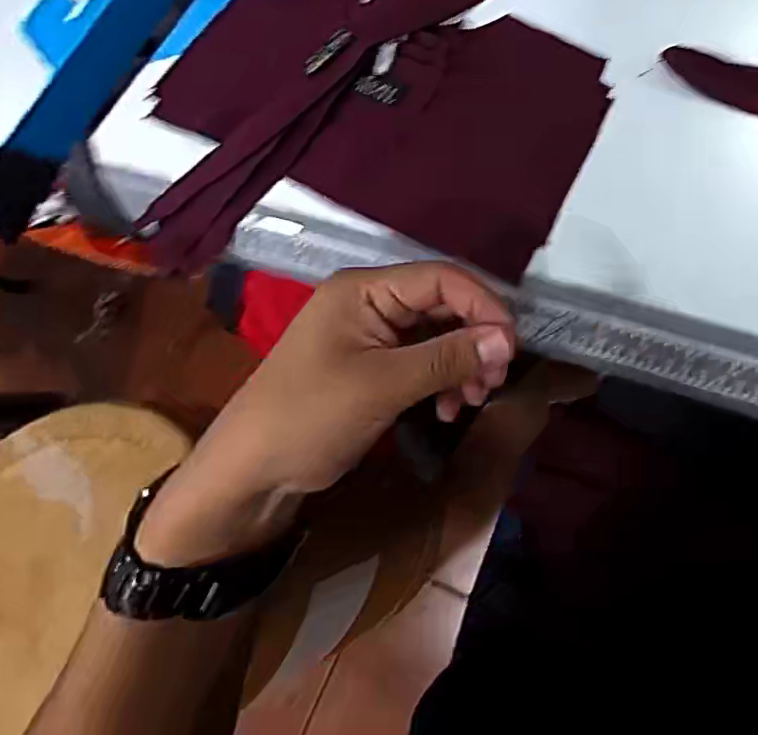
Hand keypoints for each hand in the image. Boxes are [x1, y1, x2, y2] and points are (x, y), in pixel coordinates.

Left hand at [138, 262, 515, 565]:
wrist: (246, 479)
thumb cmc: (308, 419)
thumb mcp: (383, 386)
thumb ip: (448, 358)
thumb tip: (507, 341)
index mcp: (365, 290)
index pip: (442, 279)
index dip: (483, 305)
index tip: (511, 345)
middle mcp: (372, 302)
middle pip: (444, 306)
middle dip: (475, 340)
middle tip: (495, 379)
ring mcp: (372, 333)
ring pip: (439, 334)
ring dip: (463, 364)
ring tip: (474, 399)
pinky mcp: (375, 363)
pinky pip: (425, 359)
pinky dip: (444, 380)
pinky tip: (448, 409)